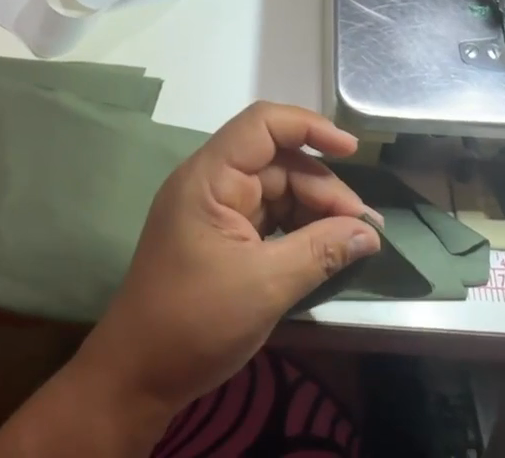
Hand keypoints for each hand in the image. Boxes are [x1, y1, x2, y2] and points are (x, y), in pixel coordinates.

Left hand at [0, 103, 381, 457]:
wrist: (135, 378)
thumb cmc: (193, 323)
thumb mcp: (265, 286)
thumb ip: (320, 251)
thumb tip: (369, 232)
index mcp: (209, 178)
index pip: (262, 125)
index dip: (309, 127)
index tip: (351, 149)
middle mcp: (211, 183)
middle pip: (278, 162)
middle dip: (324, 188)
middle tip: (366, 227)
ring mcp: (214, 211)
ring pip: (277, 191)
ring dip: (316, 211)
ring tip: (355, 240)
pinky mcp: (220, 238)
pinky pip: (267, 218)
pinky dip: (298, 230)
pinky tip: (326, 249)